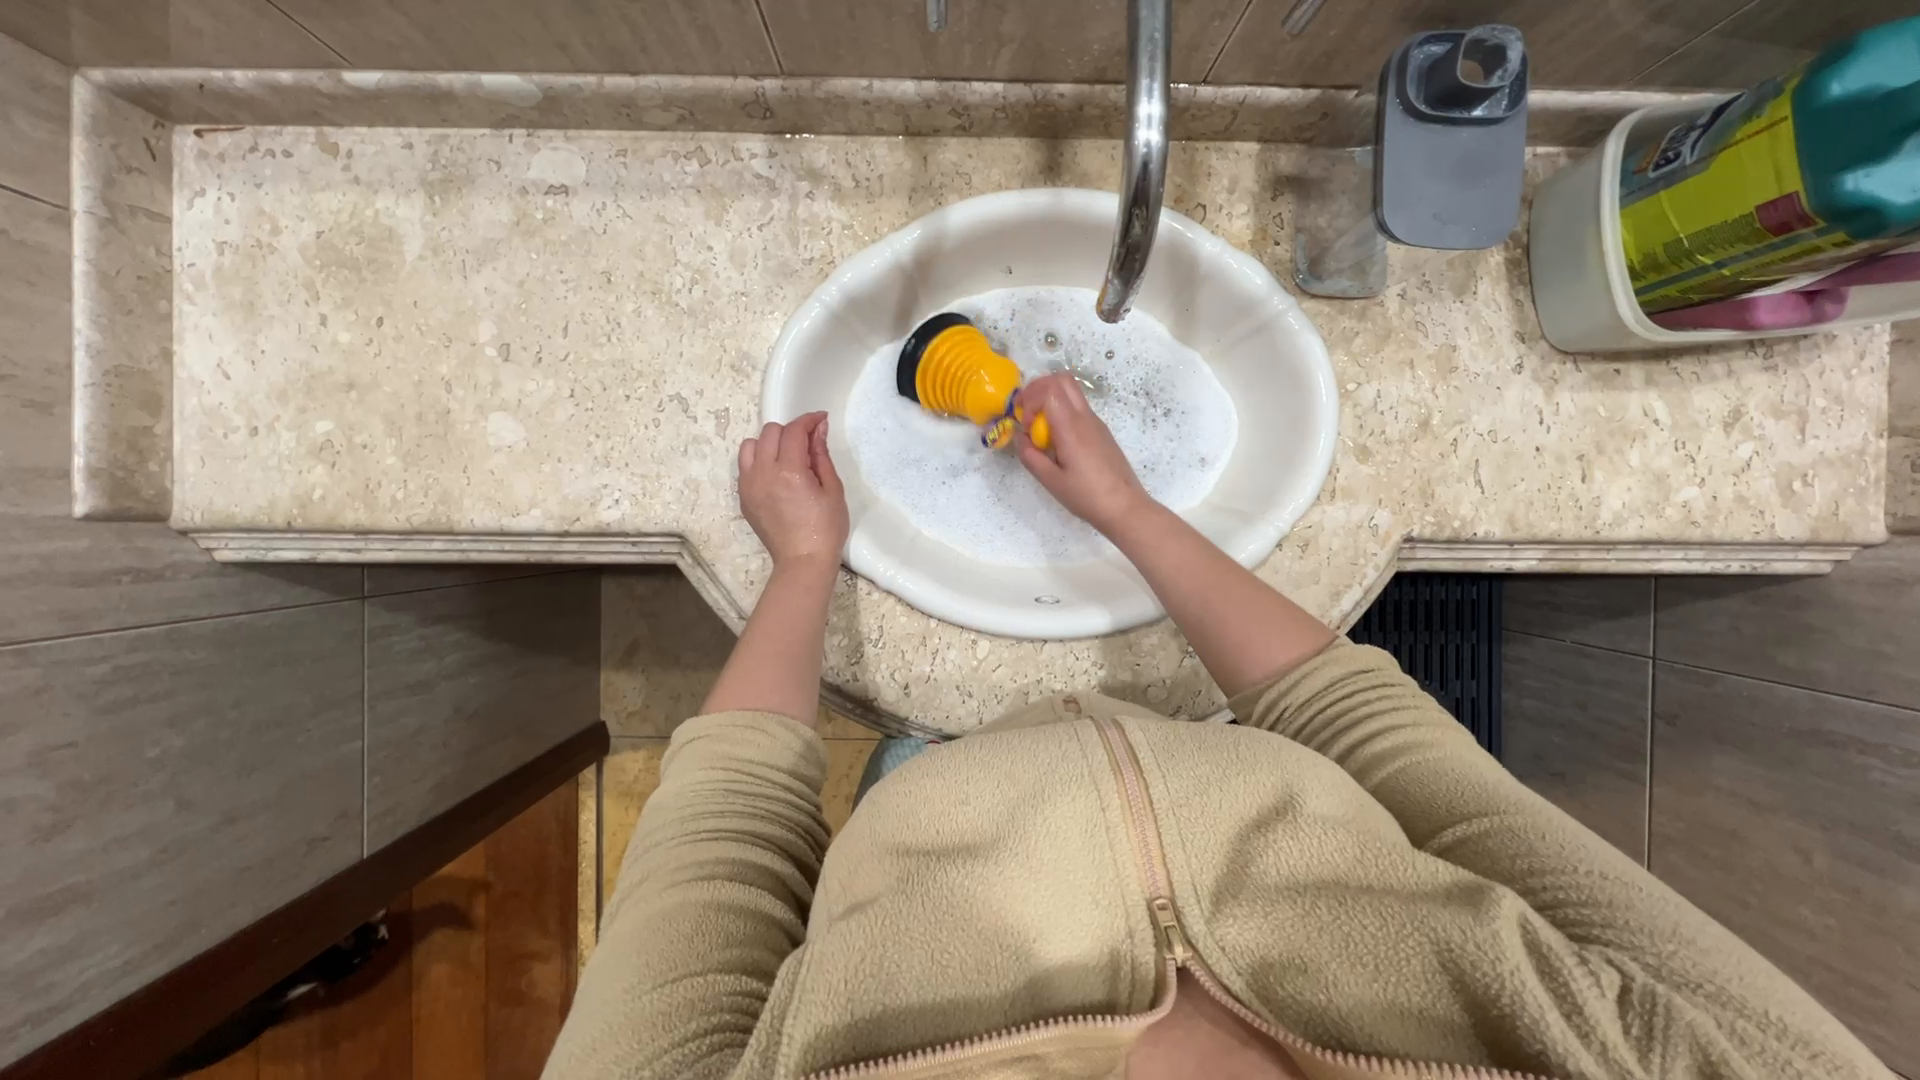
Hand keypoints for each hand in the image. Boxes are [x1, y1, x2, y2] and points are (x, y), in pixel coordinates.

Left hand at [737, 412, 848, 575]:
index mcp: (790, 471)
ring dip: (769, 444)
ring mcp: (749, 485)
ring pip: (750, 445)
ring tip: (787, 457)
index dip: (809, 420)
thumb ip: (821, 455)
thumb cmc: (826, 528)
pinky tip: (776, 474)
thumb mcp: (833, 489)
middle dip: (790, 431)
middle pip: (770, 432)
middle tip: (808, 444)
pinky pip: (745, 466)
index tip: (821, 420)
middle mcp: (764, 473)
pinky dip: (759, 461)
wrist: (803, 560)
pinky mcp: (744, 497)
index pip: (794, 431)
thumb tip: (818, 430)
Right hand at [1012, 373, 1153, 534]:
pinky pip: (1078, 408)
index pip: (1050, 390)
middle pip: (1062, 380)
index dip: (1030, 400)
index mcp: (1072, 428)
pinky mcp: (1100, 431)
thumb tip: (1021, 438)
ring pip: (1071, 391)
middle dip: (1038, 389)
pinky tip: (1056, 438)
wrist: (1124, 507)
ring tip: (1038, 426)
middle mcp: (1086, 418)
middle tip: (1025, 411)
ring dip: (1050, 398)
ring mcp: (1096, 422)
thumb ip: (1030, 456)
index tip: (1025, 425)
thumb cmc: (1087, 496)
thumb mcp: (1051, 481)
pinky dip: (1061, 411)